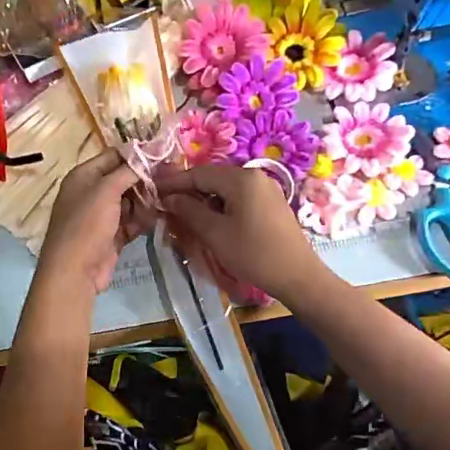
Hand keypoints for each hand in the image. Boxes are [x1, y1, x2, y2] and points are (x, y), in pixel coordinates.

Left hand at [37, 150, 154, 293]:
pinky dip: (143, 219)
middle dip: (146, 179)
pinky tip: (159, 217)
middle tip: (172, 178)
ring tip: (167, 199)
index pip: (114, 155)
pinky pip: (132, 221)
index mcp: (84, 176)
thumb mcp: (106, 190)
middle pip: (124, 179)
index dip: (138, 154)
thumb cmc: (86, 225)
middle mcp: (92, 192)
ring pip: (131, 201)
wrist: (75, 271)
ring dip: (147, 200)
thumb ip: (128, 171)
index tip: (164, 155)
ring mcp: (102, 216)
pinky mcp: (112, 235)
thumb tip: (147, 155)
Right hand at [155, 164, 333, 305]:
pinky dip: (221, 207)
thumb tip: (169, 198)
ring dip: (204, 201)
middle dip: (188, 192)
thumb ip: (189, 211)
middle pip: (213, 178)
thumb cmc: (254, 254)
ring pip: (226, 190)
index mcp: (241, 178)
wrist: (297, 276)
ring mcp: (266, 190)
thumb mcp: (215, 233)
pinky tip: (211, 223)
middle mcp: (255, 176)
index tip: (152, 191)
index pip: (198, 173)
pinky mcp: (272, 205)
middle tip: (166, 207)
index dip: (173, 182)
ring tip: (185, 218)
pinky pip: (240, 199)